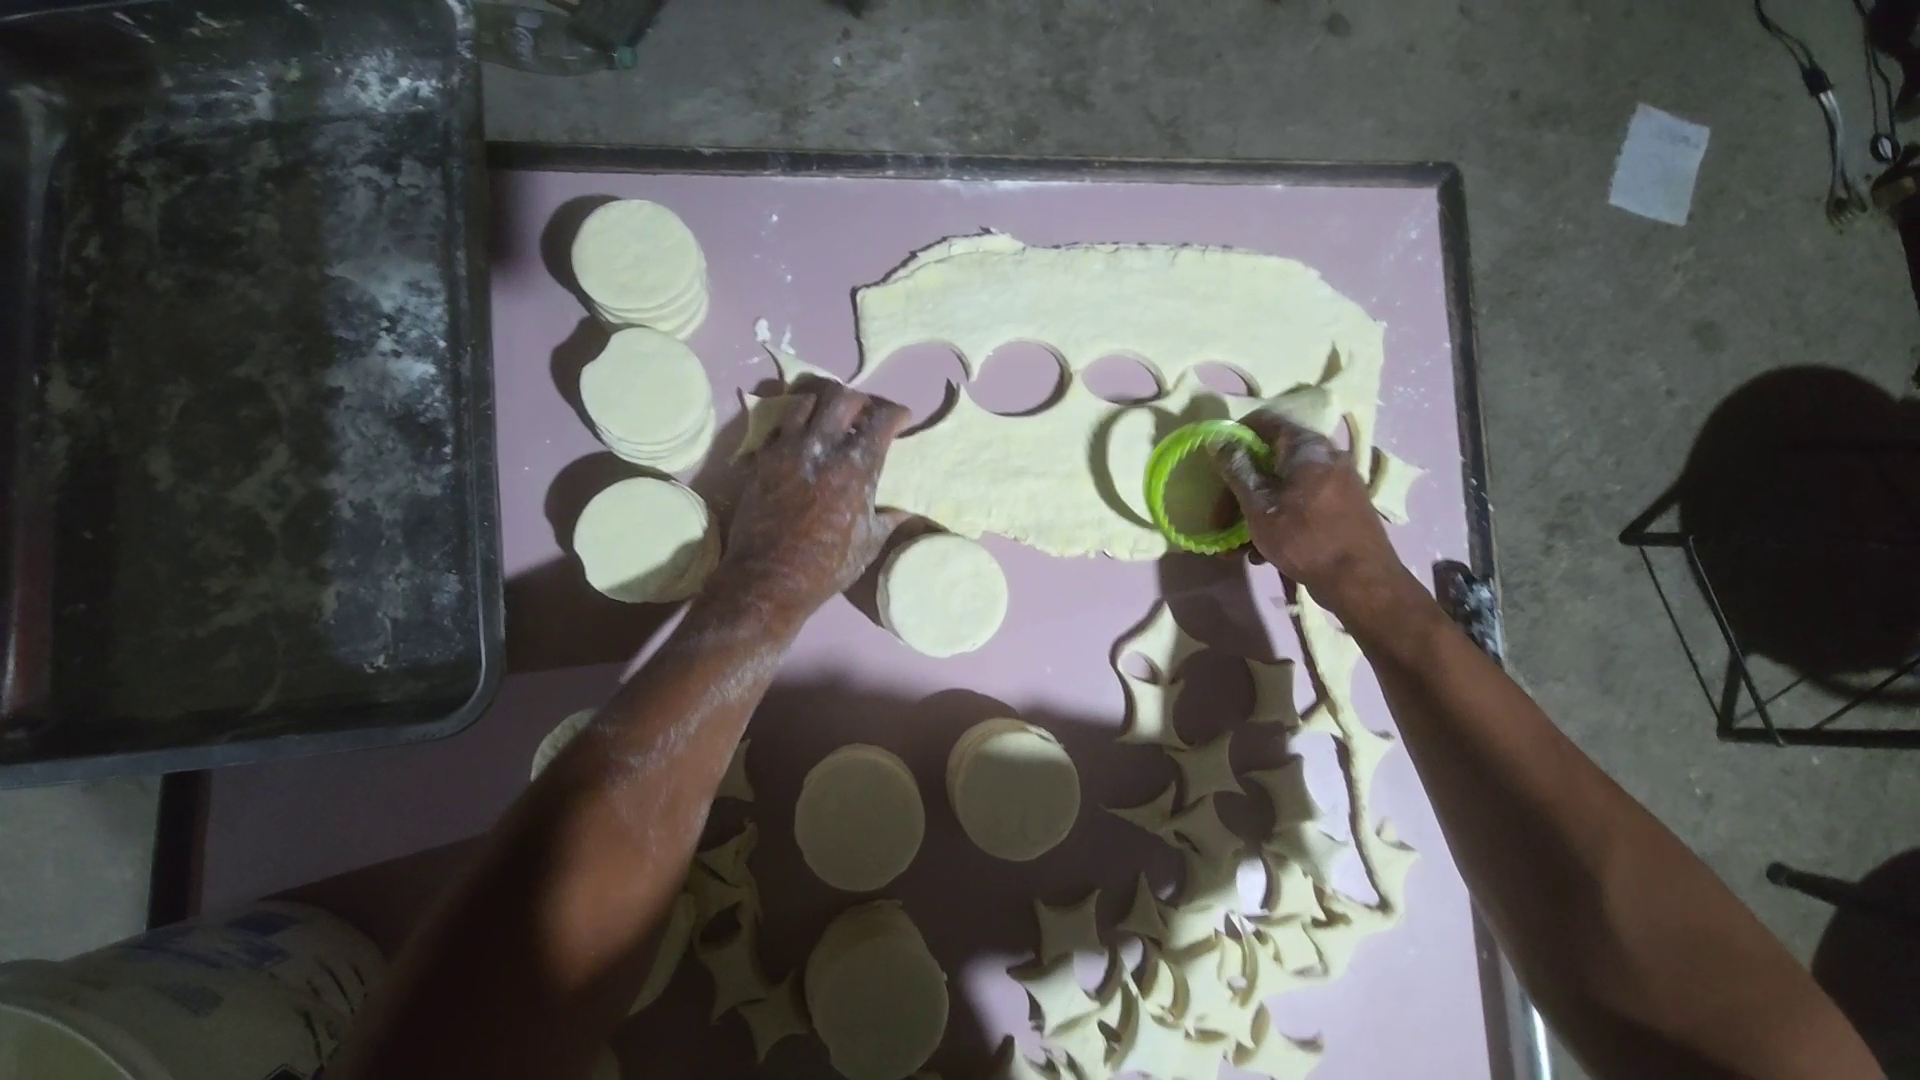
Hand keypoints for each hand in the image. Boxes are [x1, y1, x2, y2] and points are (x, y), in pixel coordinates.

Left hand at [717, 379, 911, 621]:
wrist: (769, 577)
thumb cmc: (827, 566)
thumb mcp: (869, 544)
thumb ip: (888, 519)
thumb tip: (905, 512)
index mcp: (856, 467)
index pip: (882, 419)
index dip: (897, 413)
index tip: (901, 418)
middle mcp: (822, 448)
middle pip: (842, 397)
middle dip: (860, 400)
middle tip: (865, 414)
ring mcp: (787, 450)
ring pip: (807, 402)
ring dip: (824, 405)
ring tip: (830, 419)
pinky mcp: (762, 459)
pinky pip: (779, 426)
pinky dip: (795, 426)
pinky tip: (802, 440)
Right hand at [1209, 411, 1415, 618]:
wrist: (1361, 581)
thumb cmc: (1305, 539)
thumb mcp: (1259, 506)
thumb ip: (1237, 470)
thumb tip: (1219, 439)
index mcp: (1307, 447)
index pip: (1265, 423)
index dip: (1235, 439)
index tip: (1215, 465)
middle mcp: (1327, 456)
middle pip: (1271, 461)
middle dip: (1240, 491)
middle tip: (1220, 521)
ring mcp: (1338, 482)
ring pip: (1283, 488)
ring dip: (1255, 513)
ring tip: (1238, 547)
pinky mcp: (1342, 507)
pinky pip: (1300, 504)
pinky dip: (1279, 521)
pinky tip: (1263, 554)